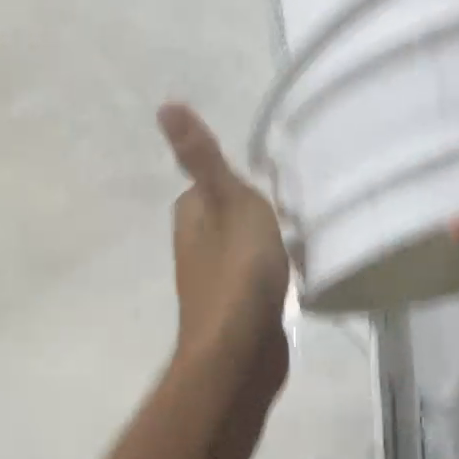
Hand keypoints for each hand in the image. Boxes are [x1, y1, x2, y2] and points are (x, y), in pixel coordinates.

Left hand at [158, 104, 289, 370]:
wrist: (241, 352)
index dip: (225, 181)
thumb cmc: (238, 270)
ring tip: (294, 237)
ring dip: (257, 244)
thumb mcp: (230, 200)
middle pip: (219, 220)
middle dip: (245, 212)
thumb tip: (165, 106)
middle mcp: (194, 251)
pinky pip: (251, 281)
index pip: (200, 188)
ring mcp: (214, 286)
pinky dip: (266, 275)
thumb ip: (204, 158)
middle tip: (285, 204)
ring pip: (236, 251)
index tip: (259, 178)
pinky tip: (290, 277)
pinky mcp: (236, 314)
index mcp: (190, 220)